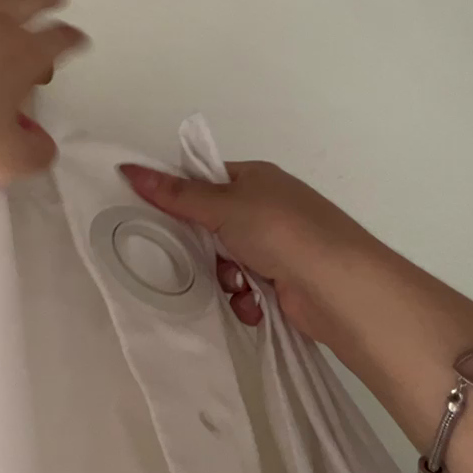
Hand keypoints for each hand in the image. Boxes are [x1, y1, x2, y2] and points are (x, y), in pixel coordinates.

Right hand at [117, 159, 386, 341]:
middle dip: (203, 246)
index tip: (160, 215)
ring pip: (226, 259)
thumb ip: (175, 194)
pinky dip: (244, 298)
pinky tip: (252, 306)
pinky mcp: (286, 284)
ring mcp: (280, 247)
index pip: (205, 180)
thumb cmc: (283, 232)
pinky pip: (246, 287)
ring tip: (236, 286)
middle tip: (195, 256)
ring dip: (224, 276)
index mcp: (257, 178)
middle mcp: (269, 208)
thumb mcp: (223, 206)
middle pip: (212, 224)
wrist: (344, 291)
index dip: (181, 196)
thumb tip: (127, 167)